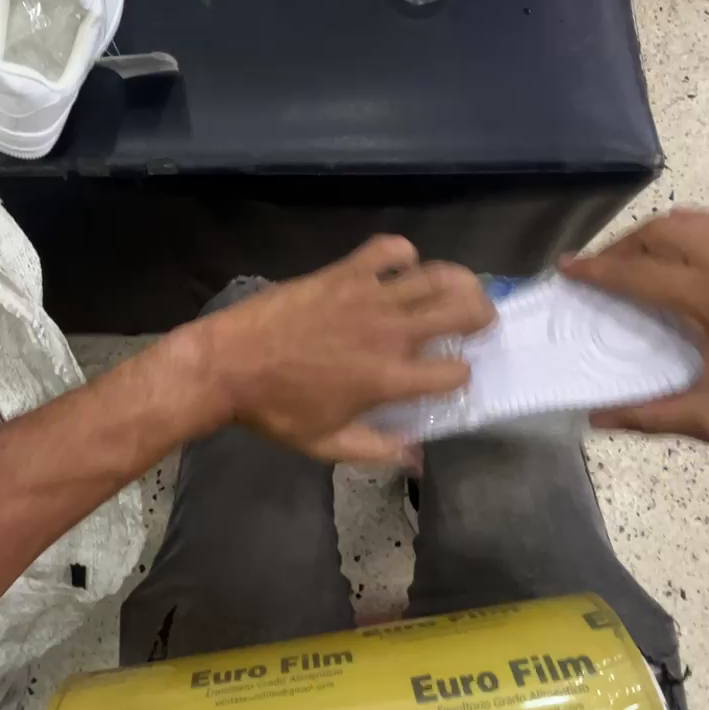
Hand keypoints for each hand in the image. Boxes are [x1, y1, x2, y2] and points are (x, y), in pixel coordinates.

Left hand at [188, 236, 495, 463]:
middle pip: (462, 310)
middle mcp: (389, 332)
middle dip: (481, 316)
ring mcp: (367, 296)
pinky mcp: (342, 272)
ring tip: (459, 290)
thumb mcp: (326, 444)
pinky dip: (402, 253)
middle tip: (479, 323)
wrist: (227, 365)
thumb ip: (377, 450)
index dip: (462, 376)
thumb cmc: (275, 410)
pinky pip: (387, 250)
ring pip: (435, 275)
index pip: (454, 372)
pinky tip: (399, 268)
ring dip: (458, 281)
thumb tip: (417, 459)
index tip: (453, 377)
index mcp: (388, 378)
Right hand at [563, 210, 708, 465]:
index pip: (641, 273)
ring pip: (699, 221)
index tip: (566, 268)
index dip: (597, 270)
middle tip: (599, 270)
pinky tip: (688, 269)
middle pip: (666, 231)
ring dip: (657, 235)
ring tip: (637, 263)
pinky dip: (692, 238)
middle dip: (622, 245)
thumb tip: (597, 419)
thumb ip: (651, 416)